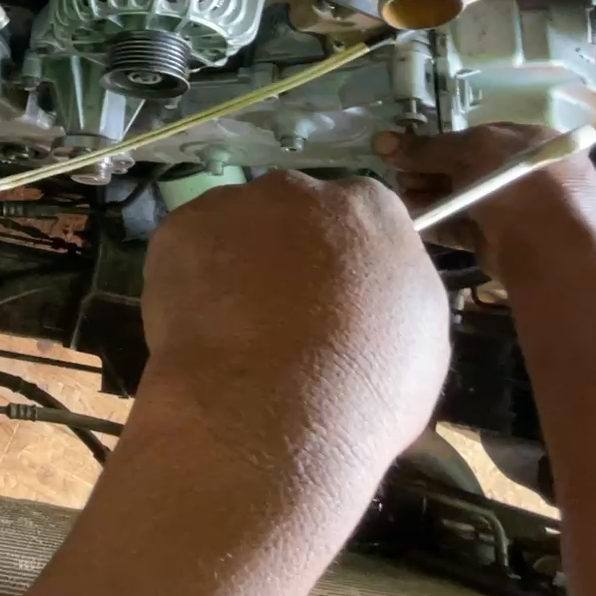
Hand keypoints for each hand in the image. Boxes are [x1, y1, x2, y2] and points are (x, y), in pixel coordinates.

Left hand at [141, 171, 450, 461]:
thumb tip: (355, 280)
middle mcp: (295, 191)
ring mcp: (229, 205)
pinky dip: (189, 275)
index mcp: (366, 209)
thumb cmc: (365, 384)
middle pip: (288, 209)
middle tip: (278, 304)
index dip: (341, 252)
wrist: (270, 405)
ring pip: (231, 224)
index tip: (332, 287)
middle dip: (283, 246)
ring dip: (233, 258)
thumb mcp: (418, 333)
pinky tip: (199, 320)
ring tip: (231, 321)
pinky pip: (186, 246)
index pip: (356, 211)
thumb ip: (383, 282)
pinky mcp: (177, 228)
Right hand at [375, 124, 595, 278]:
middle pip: (463, 167)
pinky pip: (459, 225)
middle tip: (399, 174)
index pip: (476, 137)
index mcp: (531, 143)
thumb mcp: (470, 150)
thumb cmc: (519, 183)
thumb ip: (425, 147)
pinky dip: (435, 220)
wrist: (552, 248)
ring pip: (458, 197)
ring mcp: (513, 209)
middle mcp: (525, 174)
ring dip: (426, 195)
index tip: (405, 150)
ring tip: (400, 196)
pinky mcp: (499, 240)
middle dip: (427, 170)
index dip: (438, 142)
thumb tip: (380, 141)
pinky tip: (410, 217)